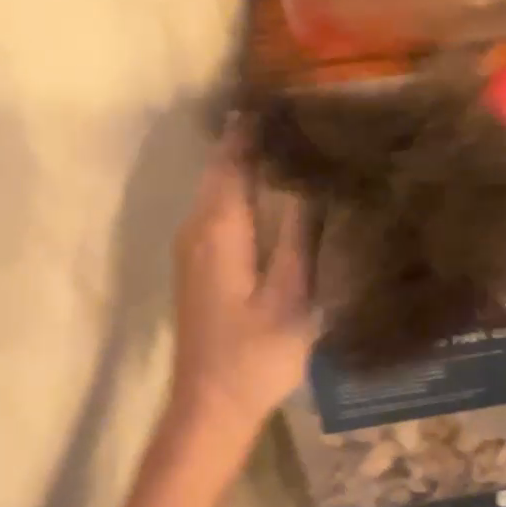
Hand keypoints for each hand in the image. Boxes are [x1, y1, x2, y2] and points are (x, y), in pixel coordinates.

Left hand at [170, 131, 317, 428]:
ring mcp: (194, 246)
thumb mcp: (292, 297)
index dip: (256, 126)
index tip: (291, 98)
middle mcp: (198, 228)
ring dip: (252, 160)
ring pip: (221, 185)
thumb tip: (311, 180)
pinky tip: (280, 189)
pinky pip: (221, 206)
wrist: (210, 408)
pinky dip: (246, 186)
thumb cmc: (256, 356)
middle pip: (223, 166)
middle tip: (306, 115)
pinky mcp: (200, 263)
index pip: (233, 158)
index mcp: (219, 229)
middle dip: (256, 137)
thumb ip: (301, 236)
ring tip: (300, 143)